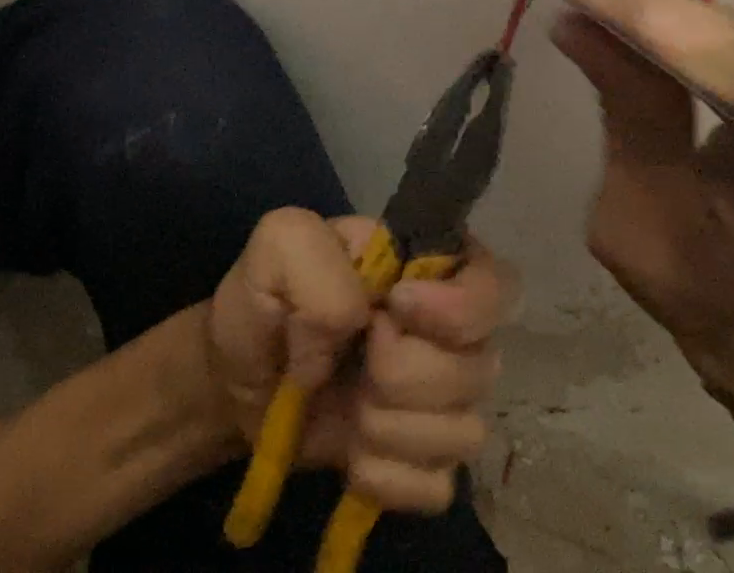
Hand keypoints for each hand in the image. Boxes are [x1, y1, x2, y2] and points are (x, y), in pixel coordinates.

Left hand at [205, 208, 509, 511]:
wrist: (238, 378)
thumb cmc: (266, 300)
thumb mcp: (276, 245)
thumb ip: (316, 262)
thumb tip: (359, 322)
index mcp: (426, 273)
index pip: (496, 285)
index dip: (459, 309)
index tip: (394, 310)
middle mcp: (452, 336)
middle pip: (479, 369)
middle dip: (399, 374)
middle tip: (353, 361)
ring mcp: (445, 403)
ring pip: (462, 433)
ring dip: (385, 427)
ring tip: (346, 406)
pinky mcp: (427, 463)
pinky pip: (434, 488)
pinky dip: (382, 476)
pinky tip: (350, 453)